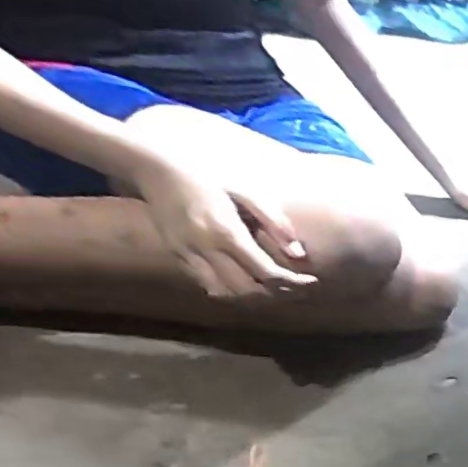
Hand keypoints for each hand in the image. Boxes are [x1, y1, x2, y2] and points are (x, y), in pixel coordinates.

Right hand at [128, 154, 313, 298]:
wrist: (154, 168)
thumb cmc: (210, 180)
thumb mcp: (249, 195)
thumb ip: (276, 224)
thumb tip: (299, 254)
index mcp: (227, 233)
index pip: (267, 273)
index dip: (294, 283)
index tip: (313, 281)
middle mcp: (204, 247)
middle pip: (248, 289)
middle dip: (279, 294)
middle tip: (301, 290)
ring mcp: (185, 252)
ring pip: (224, 292)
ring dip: (254, 298)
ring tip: (279, 291)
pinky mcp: (175, 254)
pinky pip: (205, 283)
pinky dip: (231, 291)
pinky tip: (251, 284)